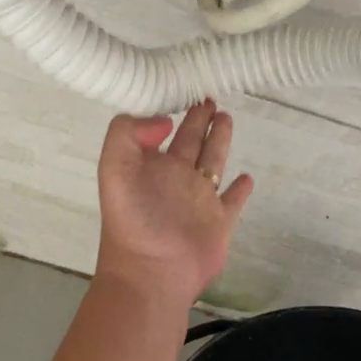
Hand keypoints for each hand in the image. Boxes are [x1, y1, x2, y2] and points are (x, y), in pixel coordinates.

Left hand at [95, 100, 254, 305]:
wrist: (154, 272)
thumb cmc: (133, 223)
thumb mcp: (113, 169)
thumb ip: (128, 134)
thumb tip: (166, 121)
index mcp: (150, 165)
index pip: (162, 129)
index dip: (171, 108)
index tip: (183, 87)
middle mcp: (176, 179)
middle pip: (191, 141)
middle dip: (199, 120)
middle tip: (209, 98)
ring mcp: (200, 200)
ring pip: (214, 163)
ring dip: (220, 142)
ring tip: (227, 118)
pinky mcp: (220, 221)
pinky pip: (233, 200)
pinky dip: (241, 189)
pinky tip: (246, 177)